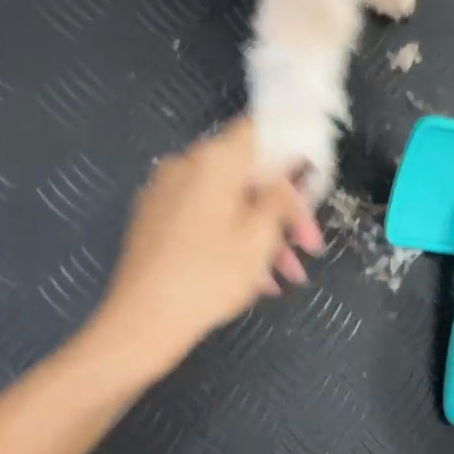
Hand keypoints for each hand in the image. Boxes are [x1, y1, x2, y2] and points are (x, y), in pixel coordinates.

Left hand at [96, 118, 324, 370]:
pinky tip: (252, 279)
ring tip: (286, 277)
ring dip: (260, 234)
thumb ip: (281, 198)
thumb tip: (292, 172)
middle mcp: (185, 166)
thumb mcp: (259, 238)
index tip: (312, 182)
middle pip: (246, 174)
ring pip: (227, 202)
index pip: (260, 131)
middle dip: (281, 210)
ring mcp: (164, 193)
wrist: (142, 322)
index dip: (291, 150)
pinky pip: (203, 219)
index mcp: (213, 160)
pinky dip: (230, 239)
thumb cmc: (208, 277)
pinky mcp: (153, 221)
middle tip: (309, 247)